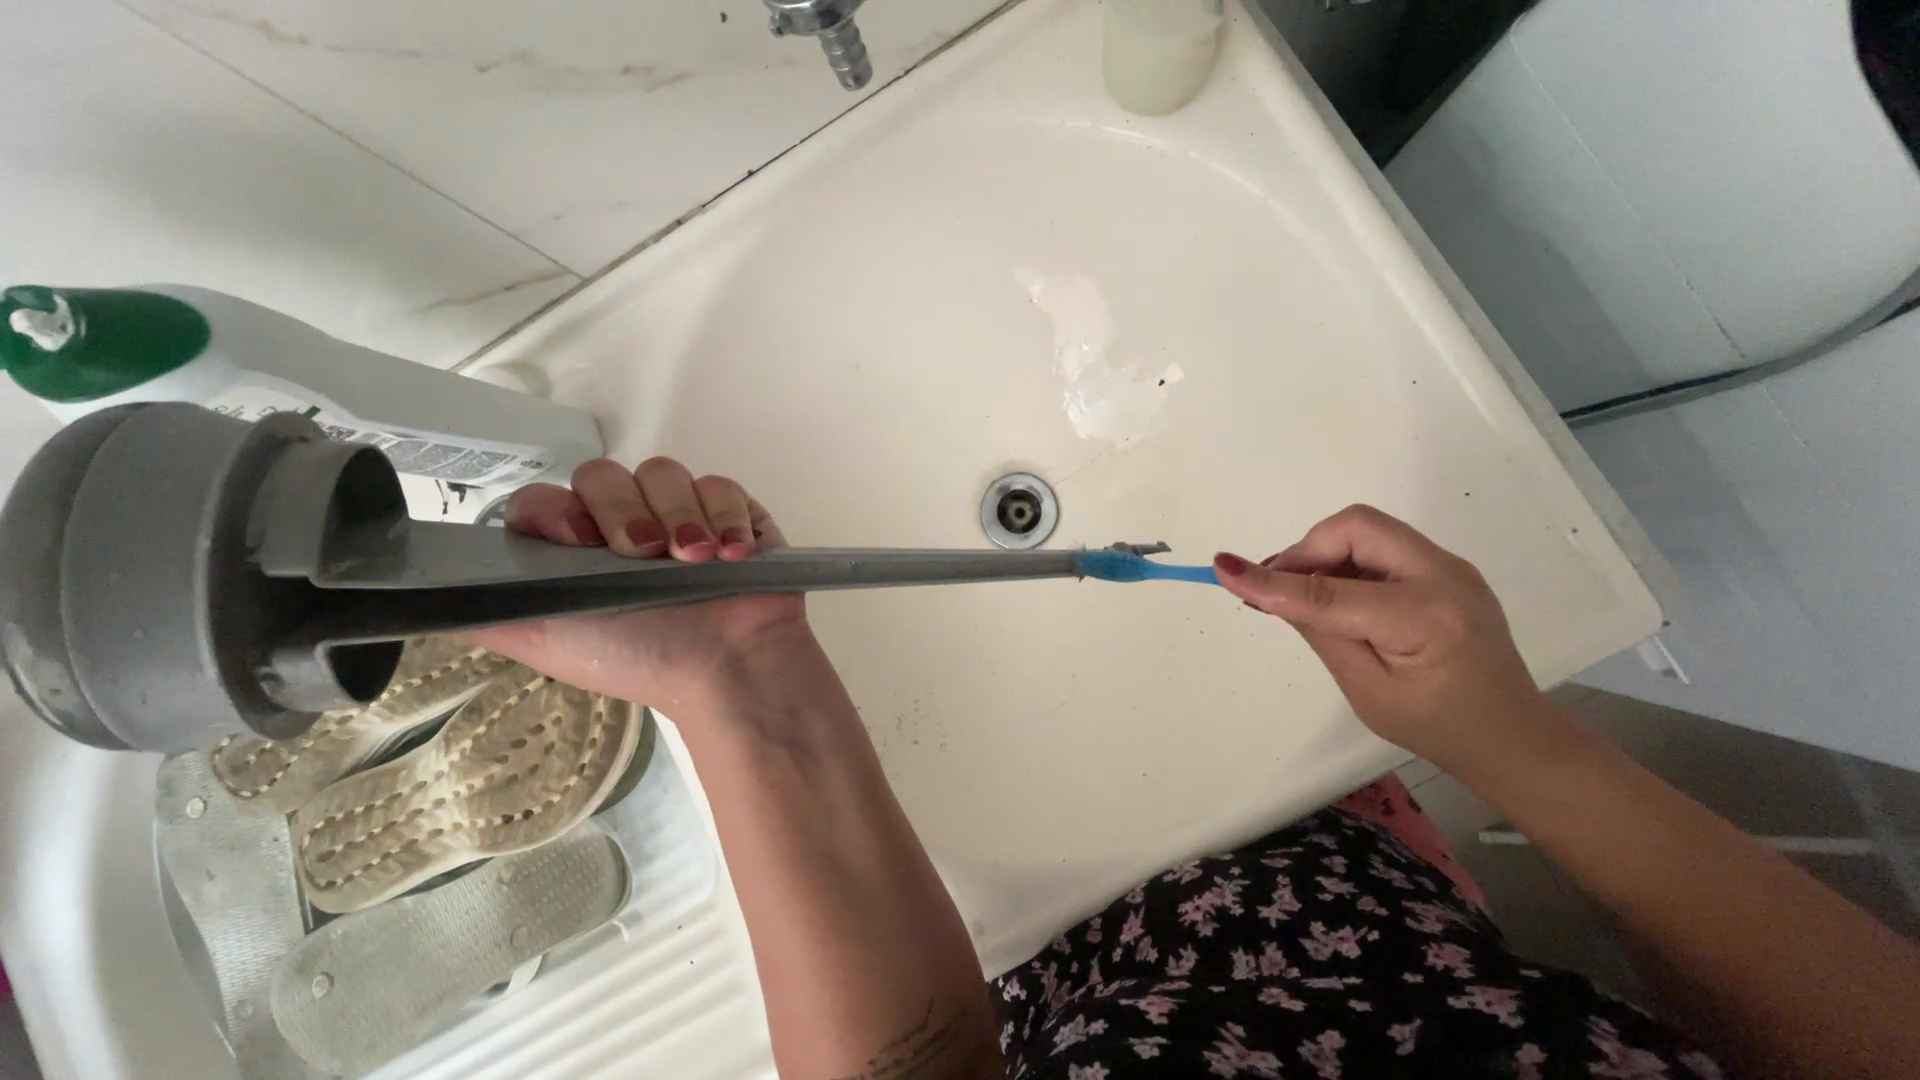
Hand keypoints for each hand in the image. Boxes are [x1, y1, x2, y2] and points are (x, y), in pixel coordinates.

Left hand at [469, 457, 812, 709]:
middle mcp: (624, 526)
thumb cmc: (640, 659)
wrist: (728, 670)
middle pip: (606, 474)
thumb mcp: (548, 642)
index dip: (563, 511)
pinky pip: (720, 485)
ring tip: (699, 561)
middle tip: (646, 554)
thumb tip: (421, 593)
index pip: (549, 498)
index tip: (583, 545)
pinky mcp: (733, 513)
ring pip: (664, 473)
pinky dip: (727, 517)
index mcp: (577, 553)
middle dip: (627, 512)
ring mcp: (681, 516)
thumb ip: (489, 613)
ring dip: (682, 518)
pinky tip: (733, 554)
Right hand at [1212, 505, 1546, 770]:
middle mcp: (1444, 576)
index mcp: (1427, 618)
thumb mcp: (1367, 692)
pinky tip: (1333, 597)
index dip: (1273, 579)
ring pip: (1365, 530)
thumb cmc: (1437, 729)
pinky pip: (1381, 546)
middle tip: (1277, 590)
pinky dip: (1344, 563)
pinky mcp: (1443, 568)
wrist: (1513, 735)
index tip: (1222, 568)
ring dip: (1324, 555)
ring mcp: (1448, 566)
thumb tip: (1262, 588)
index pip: (1331, 590)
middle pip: (1354, 527)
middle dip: (1306, 551)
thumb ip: (1318, 630)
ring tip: (1300, 597)